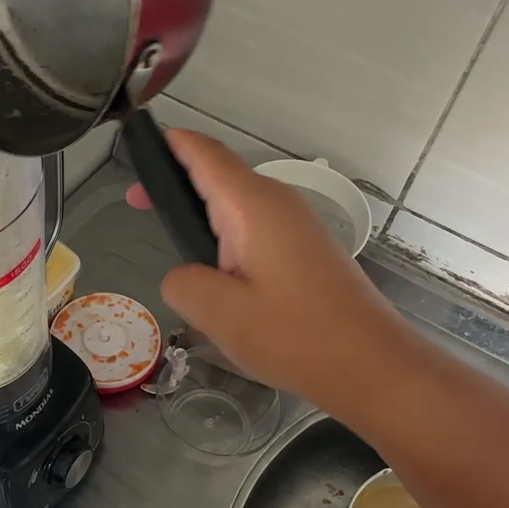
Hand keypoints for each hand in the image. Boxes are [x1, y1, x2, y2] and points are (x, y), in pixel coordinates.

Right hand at [127, 131, 419, 399]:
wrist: (371, 364)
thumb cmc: (296, 336)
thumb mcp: (219, 314)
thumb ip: (182, 284)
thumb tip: (183, 276)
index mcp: (254, 207)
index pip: (206, 155)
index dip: (171, 144)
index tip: (139, 142)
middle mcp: (279, 204)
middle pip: (221, 176)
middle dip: (178, 185)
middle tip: (137, 206)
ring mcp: (298, 226)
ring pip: (239, 206)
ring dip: (203, 216)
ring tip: (172, 243)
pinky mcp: (307, 250)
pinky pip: (256, 230)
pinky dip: (227, 238)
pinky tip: (216, 272)